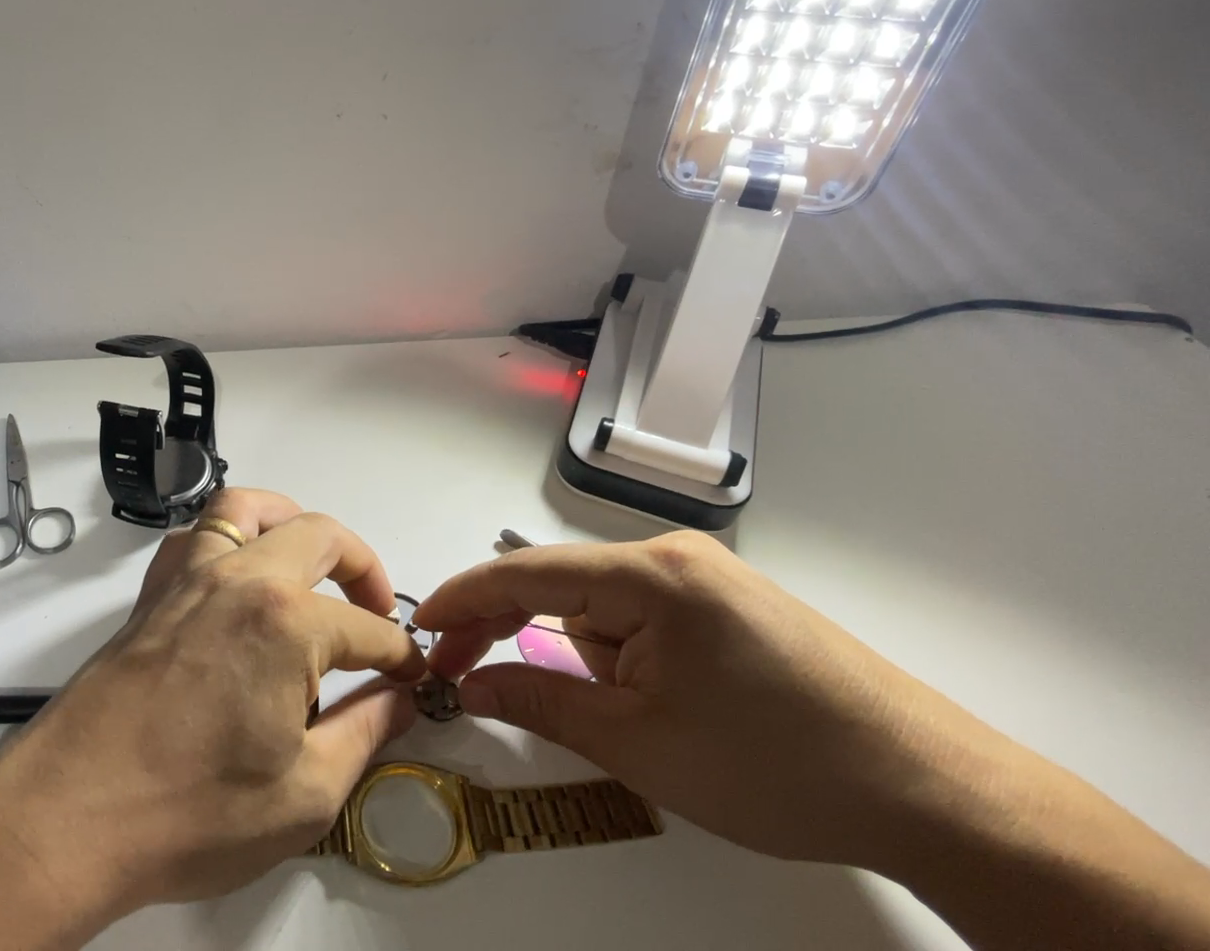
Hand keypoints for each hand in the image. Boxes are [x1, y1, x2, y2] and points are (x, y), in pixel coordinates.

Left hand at [0, 490, 424, 916]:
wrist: (67, 816)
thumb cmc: (190, 814)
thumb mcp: (306, 793)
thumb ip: (366, 733)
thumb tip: (402, 699)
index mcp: (287, 622)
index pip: (369, 629)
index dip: (401, 658)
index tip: (413, 680)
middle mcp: (239, 579)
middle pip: (320, 536)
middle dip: (364, 568)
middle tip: (377, 617)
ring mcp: (188, 577)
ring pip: (249, 509)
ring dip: (293, 523)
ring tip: (313, 565)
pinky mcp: (150, 594)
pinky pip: (196, 534)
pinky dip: (230, 535)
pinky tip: (240, 576)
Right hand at [414, 530, 1016, 869]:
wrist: (936, 794)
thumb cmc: (779, 768)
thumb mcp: (639, 744)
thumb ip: (540, 705)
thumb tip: (469, 685)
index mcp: (652, 576)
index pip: (527, 573)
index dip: (464, 600)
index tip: (419, 629)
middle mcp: (678, 560)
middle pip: (561, 583)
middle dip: (509, 628)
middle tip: (461, 674)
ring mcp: (710, 581)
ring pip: (603, 608)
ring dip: (575, 654)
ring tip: (594, 715)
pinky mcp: (732, 608)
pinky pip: (643, 619)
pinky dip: (615, 654)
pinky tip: (636, 701)